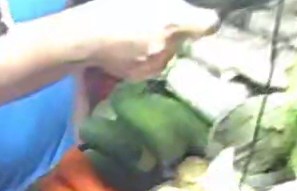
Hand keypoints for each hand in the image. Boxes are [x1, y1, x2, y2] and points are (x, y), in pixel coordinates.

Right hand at [73, 0, 218, 79]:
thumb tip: (178, 10)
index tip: (201, 20)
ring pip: (168, 55)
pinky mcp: (139, 77)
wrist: (89, 35)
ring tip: (143, 38)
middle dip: (177, 33)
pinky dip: (147, 61)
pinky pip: (151, 68)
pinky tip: (132, 51)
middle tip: (160, 24)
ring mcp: (154, 65)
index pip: (208, 24)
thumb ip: (172, 5)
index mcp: (175, 20)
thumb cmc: (116, 6)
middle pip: (185, 41)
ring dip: (162, 48)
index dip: (205, 21)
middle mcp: (169, 46)